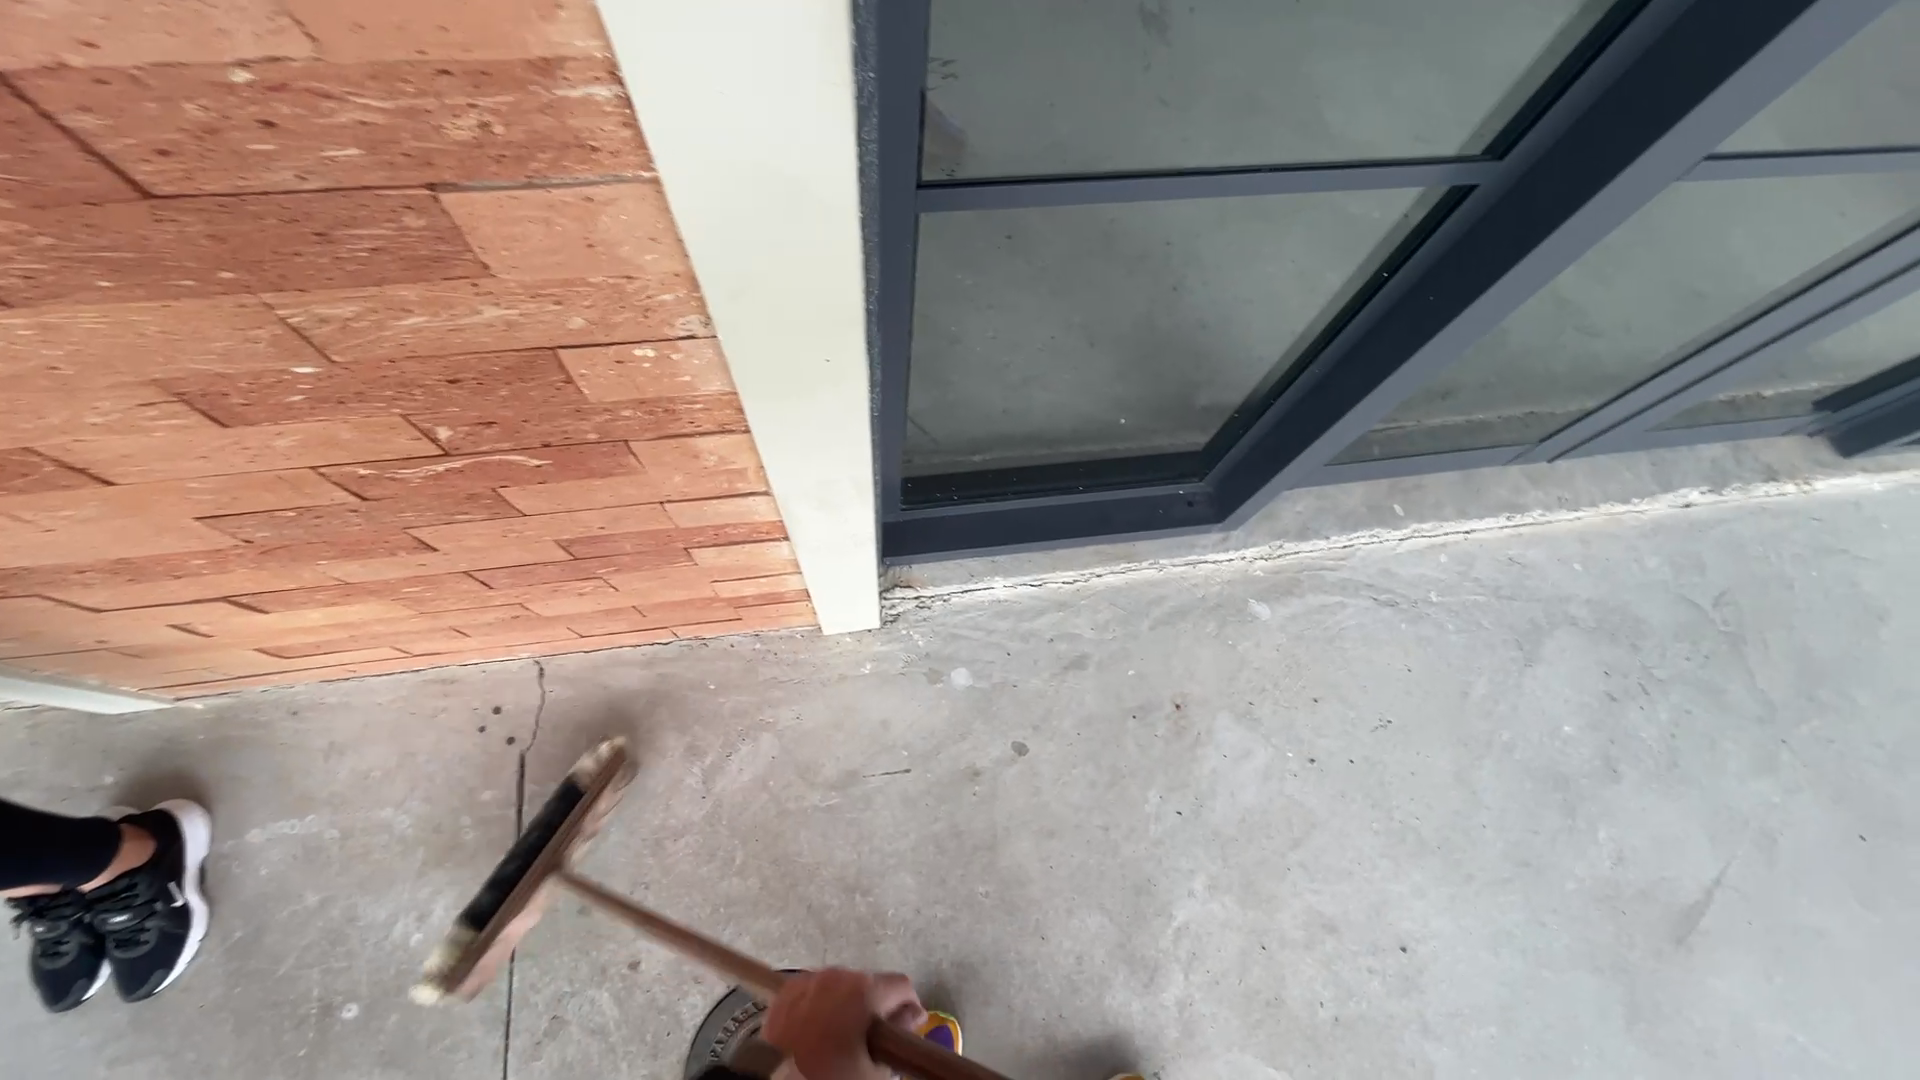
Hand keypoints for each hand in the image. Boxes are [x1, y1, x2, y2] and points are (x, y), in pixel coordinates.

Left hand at [762, 968, 927, 1079]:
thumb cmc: (831, 1076)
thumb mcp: (875, 1070)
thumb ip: (901, 1035)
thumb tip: (912, 1015)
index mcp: (864, 989)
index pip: (903, 985)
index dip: (909, 1008)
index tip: (906, 1031)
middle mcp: (839, 974)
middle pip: (872, 984)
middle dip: (877, 1007)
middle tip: (871, 1040)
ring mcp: (810, 979)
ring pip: (842, 986)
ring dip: (849, 1004)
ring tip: (841, 1037)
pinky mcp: (788, 990)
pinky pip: (816, 991)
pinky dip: (823, 1005)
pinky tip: (818, 1030)